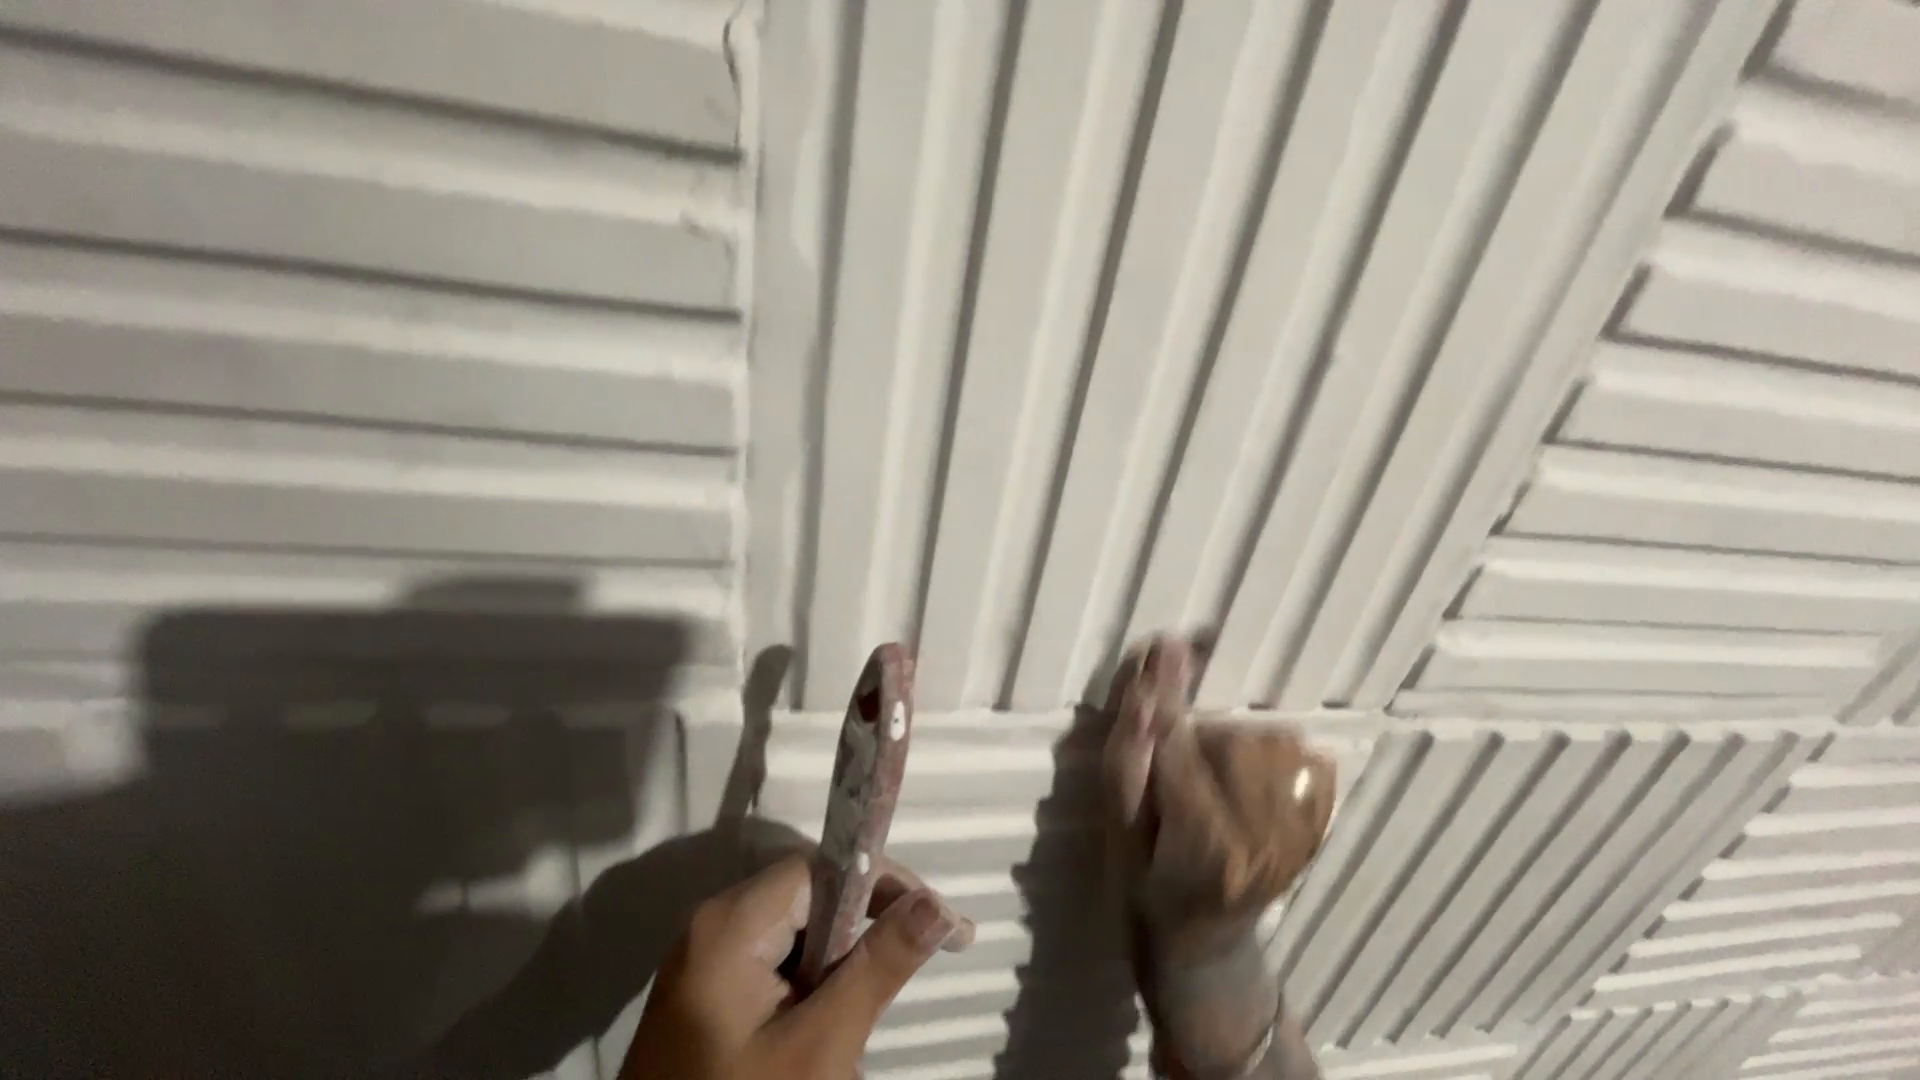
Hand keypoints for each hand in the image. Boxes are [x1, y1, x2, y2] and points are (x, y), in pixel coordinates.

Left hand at [618, 853, 973, 1079]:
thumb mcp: (819, 1045)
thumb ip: (877, 966)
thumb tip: (936, 905)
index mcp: (730, 923)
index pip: (821, 866)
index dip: (883, 883)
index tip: (937, 919)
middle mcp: (712, 925)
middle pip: (810, 896)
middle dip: (865, 929)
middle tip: (918, 963)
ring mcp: (705, 959)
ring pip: (798, 933)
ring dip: (841, 966)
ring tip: (863, 1021)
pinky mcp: (707, 992)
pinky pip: (775, 964)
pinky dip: (811, 987)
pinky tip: (826, 1032)